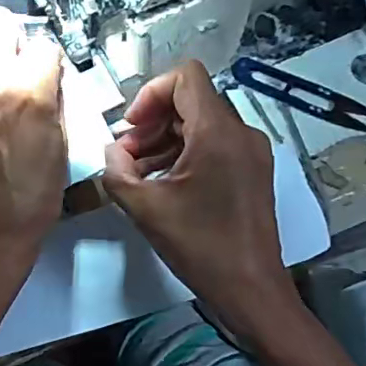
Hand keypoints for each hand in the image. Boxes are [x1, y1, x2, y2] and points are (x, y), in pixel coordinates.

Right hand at [101, 60, 294, 329]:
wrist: (250, 288)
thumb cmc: (199, 246)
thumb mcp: (143, 207)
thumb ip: (117, 171)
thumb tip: (112, 153)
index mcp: (217, 133)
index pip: (184, 77)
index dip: (149, 94)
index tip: (130, 127)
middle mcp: (241, 133)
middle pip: (191, 100)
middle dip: (152, 121)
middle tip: (126, 155)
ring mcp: (251, 152)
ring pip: (201, 123)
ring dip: (164, 139)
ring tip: (138, 172)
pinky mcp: (253, 170)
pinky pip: (214, 144)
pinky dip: (184, 153)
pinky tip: (162, 182)